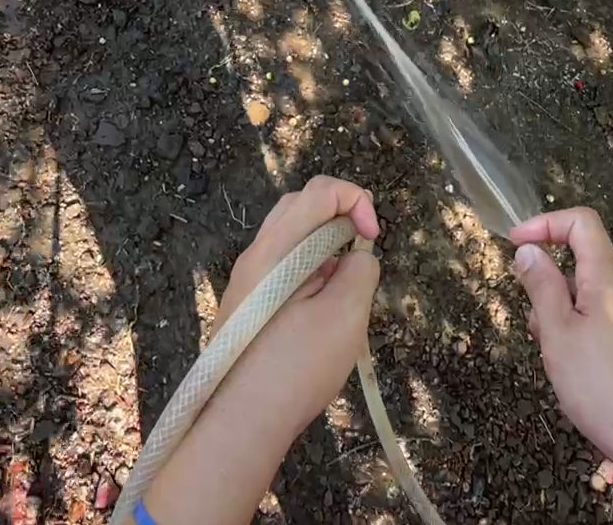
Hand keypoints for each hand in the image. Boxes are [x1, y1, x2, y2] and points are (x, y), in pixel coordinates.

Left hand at [211, 174, 381, 435]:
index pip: (321, 190)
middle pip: (301, 204)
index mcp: (277, 245)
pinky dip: (312, 269)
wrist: (238, 421)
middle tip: (364, 244)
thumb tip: (357, 257)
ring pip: (292, 236)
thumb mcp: (345, 315)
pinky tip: (323, 309)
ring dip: (327, 245)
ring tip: (346, 283)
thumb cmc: (295, 365)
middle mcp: (257, 253)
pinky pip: (285, 265)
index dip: (357, 200)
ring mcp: (248, 278)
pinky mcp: (249, 303)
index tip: (373, 239)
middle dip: (340, 214)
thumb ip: (360, 271)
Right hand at [510, 208, 612, 524]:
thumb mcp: (558, 334)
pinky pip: (603, 329)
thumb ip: (540, 287)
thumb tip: (529, 248)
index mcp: (609, 280)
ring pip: (588, 302)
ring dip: (561, 318)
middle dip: (547, 286)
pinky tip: (575, 380)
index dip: (545, 222)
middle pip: (582, 265)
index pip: (582, 223)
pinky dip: (579, 340)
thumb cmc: (605, 389)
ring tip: (554, 362)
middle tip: (534, 327)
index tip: (514, 245)